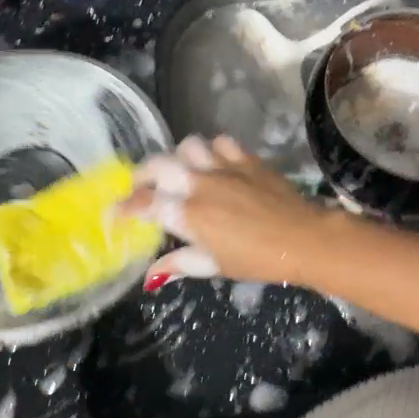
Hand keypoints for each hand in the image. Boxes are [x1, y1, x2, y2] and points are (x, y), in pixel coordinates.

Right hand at [128, 135, 332, 286]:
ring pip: (189, 145)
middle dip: (143, 174)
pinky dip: (212, 150)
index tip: (117, 214)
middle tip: (142, 188)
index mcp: (189, 215)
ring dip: (179, 157)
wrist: (302, 237)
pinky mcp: (248, 159)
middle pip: (159, 164)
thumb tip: (150, 275)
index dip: (125, 207)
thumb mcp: (214, 266)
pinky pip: (222, 142)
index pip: (145, 203)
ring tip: (180, 172)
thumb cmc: (256, 259)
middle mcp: (202, 184)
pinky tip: (214, 164)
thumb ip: (179, 263)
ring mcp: (226, 167)